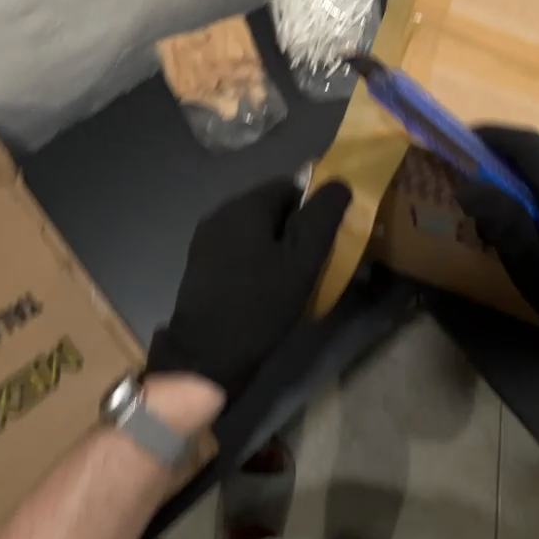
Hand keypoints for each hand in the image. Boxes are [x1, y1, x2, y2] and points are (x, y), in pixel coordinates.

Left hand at [147, 179, 351, 398]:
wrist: (206, 355)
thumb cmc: (261, 303)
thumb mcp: (303, 260)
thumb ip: (323, 216)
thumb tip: (339, 183)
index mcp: (245, 205)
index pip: (291, 186)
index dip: (314, 210)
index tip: (326, 240)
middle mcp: (221, 212)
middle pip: (271, 208)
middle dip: (295, 229)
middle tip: (312, 262)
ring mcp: (206, 239)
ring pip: (254, 230)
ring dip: (276, 247)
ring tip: (290, 279)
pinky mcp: (199, 264)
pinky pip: (238, 249)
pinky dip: (256, 260)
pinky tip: (264, 288)